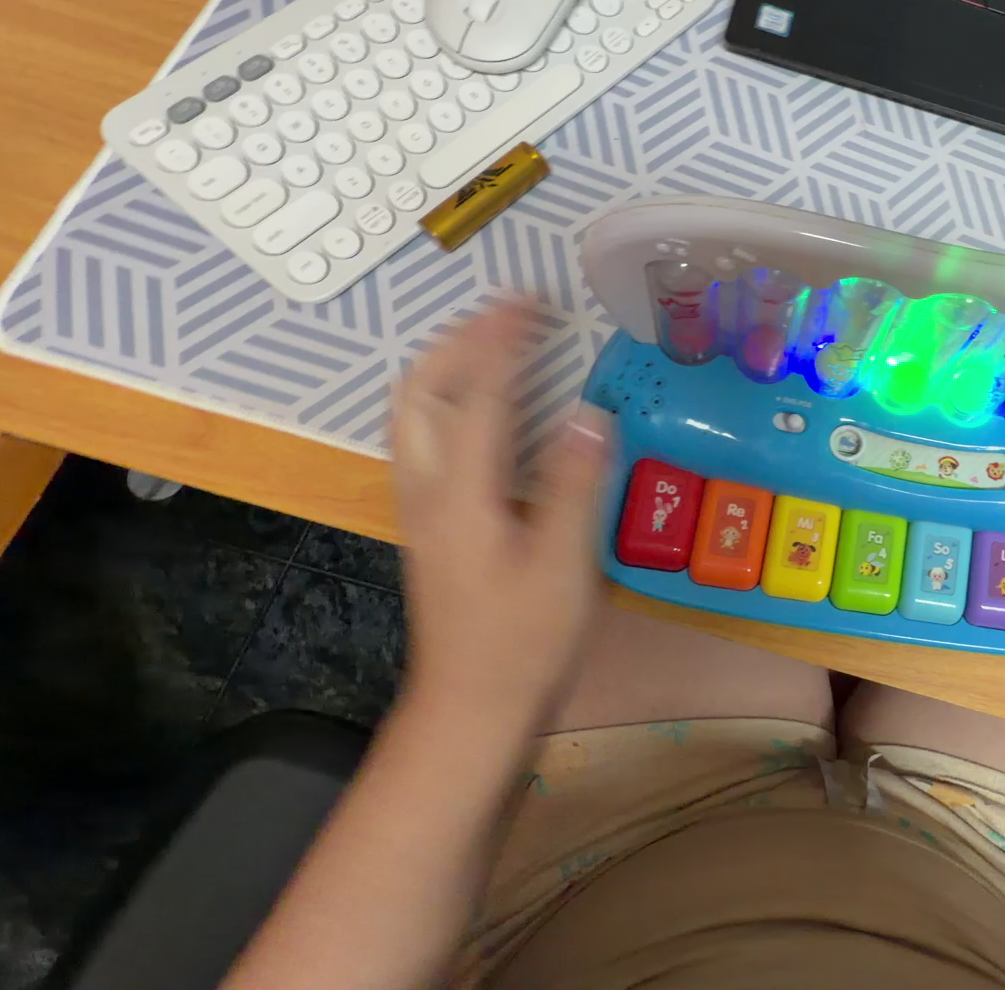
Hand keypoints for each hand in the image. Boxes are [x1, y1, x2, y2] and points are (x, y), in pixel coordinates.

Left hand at [391, 301, 611, 724]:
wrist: (472, 704)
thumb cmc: (525, 640)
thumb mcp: (563, 565)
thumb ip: (573, 485)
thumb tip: (588, 412)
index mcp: (465, 495)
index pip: (479, 396)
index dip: (503, 342)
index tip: (527, 299)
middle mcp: (430, 490)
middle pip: (423, 394)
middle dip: (459, 342)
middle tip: (504, 313)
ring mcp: (424, 508)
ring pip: (415, 416)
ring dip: (447, 366)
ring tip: (489, 342)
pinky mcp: (433, 524)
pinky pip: (428, 439)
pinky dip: (449, 401)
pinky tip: (481, 408)